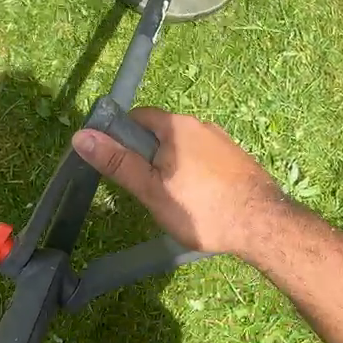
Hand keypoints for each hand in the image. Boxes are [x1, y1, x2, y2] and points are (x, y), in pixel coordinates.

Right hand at [71, 108, 292, 254]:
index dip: (123, 139)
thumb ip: (118, 163)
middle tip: (147, 190)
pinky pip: (207, 161)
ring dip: (174, 168)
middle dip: (150, 157)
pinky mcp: (239, 161)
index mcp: (177, 126)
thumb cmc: (202, 209)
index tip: (121, 166)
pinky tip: (201, 202)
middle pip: (163, 134)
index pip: (139, 117)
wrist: (262, 224)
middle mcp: (202, 125)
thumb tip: (81, 136)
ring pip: (186, 149)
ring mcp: (224, 142)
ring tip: (175, 201)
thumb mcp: (152, 190)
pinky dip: (197, 176)